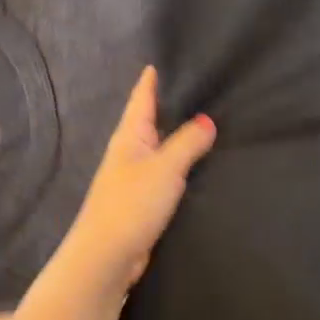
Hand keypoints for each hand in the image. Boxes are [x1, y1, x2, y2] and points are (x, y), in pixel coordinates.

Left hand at [59, 67, 215, 292]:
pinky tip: (202, 166)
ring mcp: (136, 179)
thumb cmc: (130, 205)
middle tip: (202, 86)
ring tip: (212, 122)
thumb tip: (208, 119)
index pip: (142, 99)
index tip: (162, 60)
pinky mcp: (145, 203)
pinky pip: (169, 174)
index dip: (152, 80)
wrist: (107, 259)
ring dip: (181, 137)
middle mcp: (130, 153)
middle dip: (172, 106)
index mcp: (130, 138)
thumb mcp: (164, 168)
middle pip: (153, 122)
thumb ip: (188, 143)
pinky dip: (184, 165)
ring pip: (163, 149)